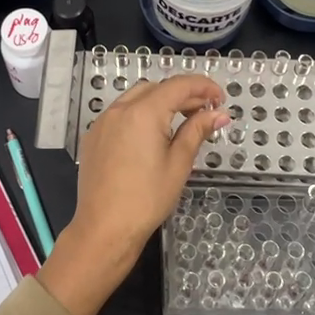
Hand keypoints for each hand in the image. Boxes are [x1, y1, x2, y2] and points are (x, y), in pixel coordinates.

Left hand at [38, 75, 227, 314]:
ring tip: (181, 122)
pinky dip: (140, 114)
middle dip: (182, 95)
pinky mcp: (94, 136)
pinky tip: (152, 135)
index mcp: (143, 112)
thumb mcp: (178, 163)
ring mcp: (103, 122)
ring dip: (160, 102)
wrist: (105, 228)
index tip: (220, 98)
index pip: (178, 86)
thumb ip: (197, 131)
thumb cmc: (147, 199)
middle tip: (204, 113)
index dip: (203, 86)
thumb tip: (218, 114)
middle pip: (156, 88)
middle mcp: (120, 109)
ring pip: (136, 97)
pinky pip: (120, 113)